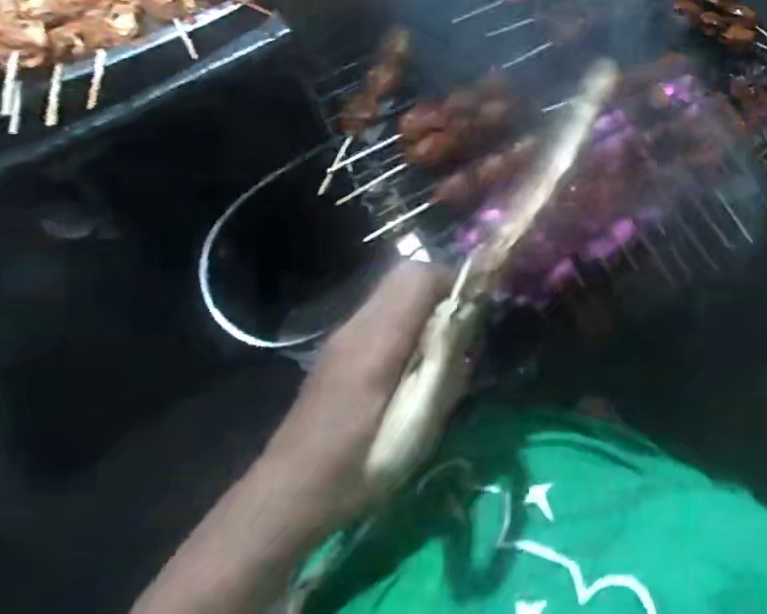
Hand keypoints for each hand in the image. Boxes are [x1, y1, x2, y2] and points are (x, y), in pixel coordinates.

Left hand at [254, 261, 451, 540]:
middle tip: (463, 323)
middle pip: (403, 274)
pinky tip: (411, 359)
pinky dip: (404, 317)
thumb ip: (443, 374)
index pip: (418, 278)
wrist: (287, 491)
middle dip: (440, 287)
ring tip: (442, 342)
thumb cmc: (357, 469)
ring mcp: (342, 334)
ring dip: (421, 302)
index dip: (454, 282)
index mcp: (376, 342)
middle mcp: (357, 326)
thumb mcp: (414, 433)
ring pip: (390, 291)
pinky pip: (378, 311)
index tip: (478, 307)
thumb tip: (466, 331)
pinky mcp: (337, 347)